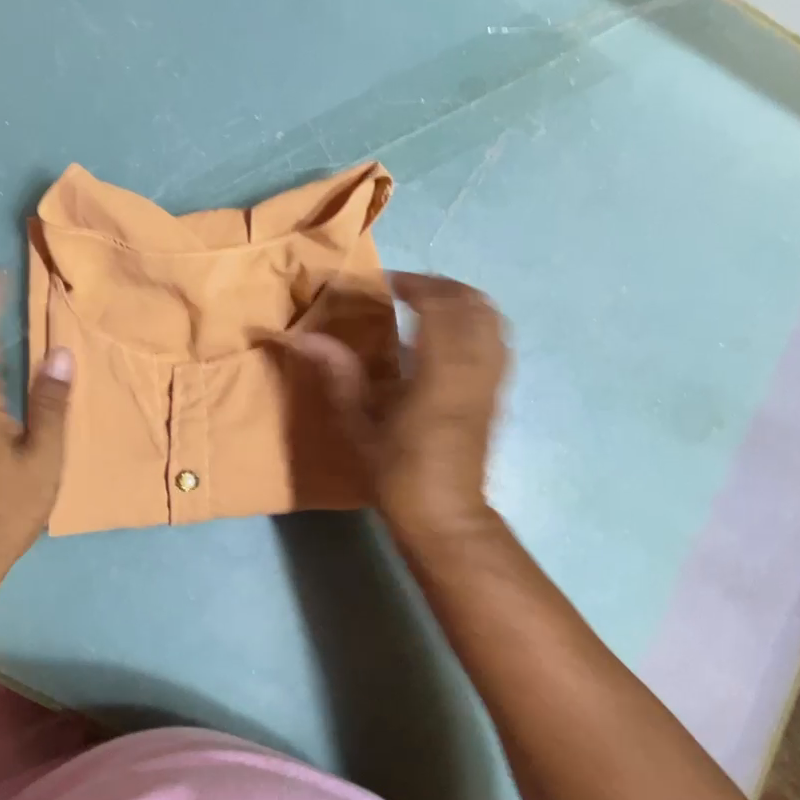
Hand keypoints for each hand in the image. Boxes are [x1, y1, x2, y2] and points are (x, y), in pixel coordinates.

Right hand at [287, 272, 510, 544]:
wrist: (445, 516)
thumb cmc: (397, 474)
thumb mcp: (358, 425)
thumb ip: (338, 374)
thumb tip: (302, 336)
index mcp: (441, 375)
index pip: (439, 307)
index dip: (413, 285)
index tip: (383, 283)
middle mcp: (474, 370)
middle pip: (472, 304)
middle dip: (439, 286)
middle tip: (403, 288)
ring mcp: (492, 381)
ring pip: (491, 319)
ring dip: (461, 301)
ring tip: (426, 304)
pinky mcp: (497, 393)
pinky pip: (496, 340)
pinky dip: (474, 323)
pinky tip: (446, 336)